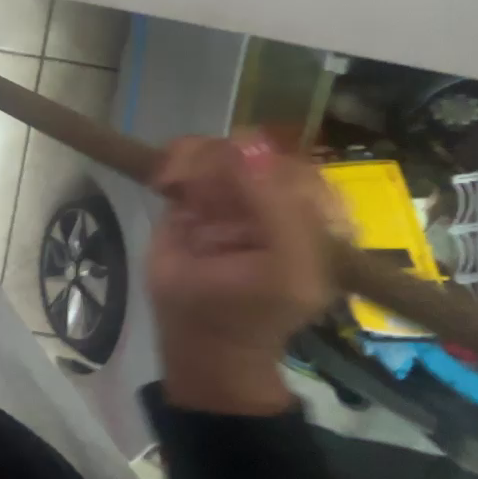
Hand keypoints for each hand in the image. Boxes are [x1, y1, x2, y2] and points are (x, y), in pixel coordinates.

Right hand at [147, 136, 334, 414]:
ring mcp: (231, 192)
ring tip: (174, 185)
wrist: (197, 332)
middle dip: (222, 162)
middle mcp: (274, 199)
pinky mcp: (192, 189)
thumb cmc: (250, 309)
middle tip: (198, 190)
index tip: (240, 181)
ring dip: (191, 160)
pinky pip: (184, 153)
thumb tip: (249, 147)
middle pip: (254, 150)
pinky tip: (165, 184)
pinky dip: (172, 160)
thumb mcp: (286, 272)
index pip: (299, 167)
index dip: (269, 166)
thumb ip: (279, 211)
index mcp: (312, 216)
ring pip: (216, 147)